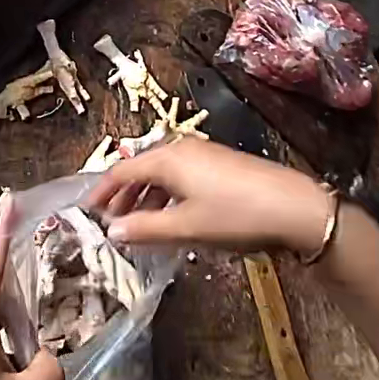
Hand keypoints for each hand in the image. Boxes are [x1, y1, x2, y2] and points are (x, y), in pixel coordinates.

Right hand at [83, 137, 335, 255]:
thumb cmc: (233, 215)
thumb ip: (145, 228)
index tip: (87, 210)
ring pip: (162, 172)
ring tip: (138, 224)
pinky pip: (181, 175)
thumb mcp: (185, 227)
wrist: (292, 205)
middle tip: (110, 221)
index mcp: (167, 159)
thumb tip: (113, 230)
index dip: (102, 190)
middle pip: (141, 168)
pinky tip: (171, 217)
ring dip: (146, 196)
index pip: (122, 169)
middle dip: (123, 194)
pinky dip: (167, 194)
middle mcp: (182, 149)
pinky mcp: (221, 163)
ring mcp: (204, 154)